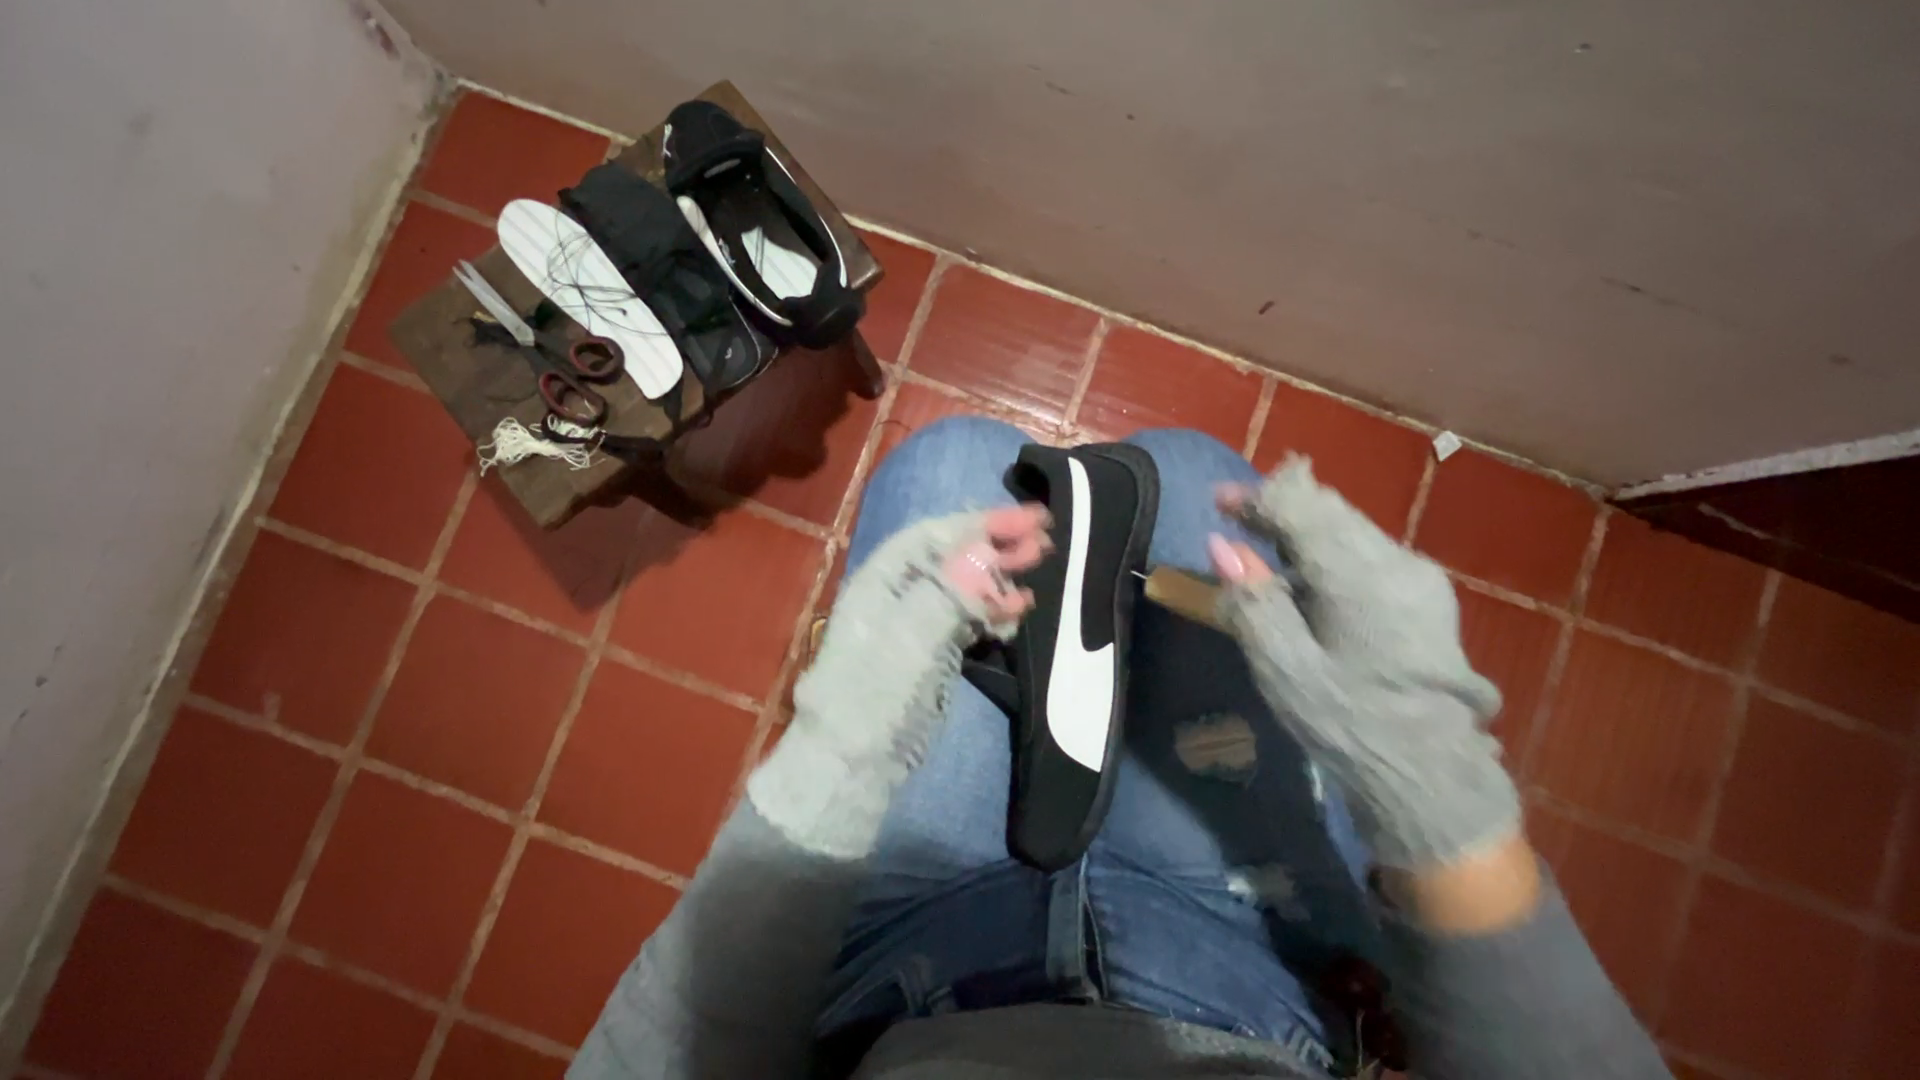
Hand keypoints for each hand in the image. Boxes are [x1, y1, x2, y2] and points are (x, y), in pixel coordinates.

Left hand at [749, 504, 1050, 857]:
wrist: (855, 763)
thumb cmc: (875, 697)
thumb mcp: (910, 641)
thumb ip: (946, 593)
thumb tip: (982, 549)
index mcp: (882, 581)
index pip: (936, 536)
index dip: (982, 522)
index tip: (1029, 517)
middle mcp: (898, 593)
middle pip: (953, 556)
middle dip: (997, 544)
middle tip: (1043, 539)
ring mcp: (916, 622)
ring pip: (965, 584)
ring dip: (1000, 573)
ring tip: (1039, 564)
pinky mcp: (932, 650)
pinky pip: (968, 617)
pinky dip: (993, 609)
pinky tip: (1019, 608)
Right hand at [1207, 456, 1519, 872]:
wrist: (1432, 775)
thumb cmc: (1349, 724)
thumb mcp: (1285, 669)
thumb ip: (1252, 601)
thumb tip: (1221, 546)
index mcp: (1362, 578)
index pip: (1304, 509)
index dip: (1256, 498)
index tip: (1217, 502)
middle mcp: (1398, 562)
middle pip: (1330, 511)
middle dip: (1279, 506)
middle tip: (1232, 516)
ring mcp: (1418, 578)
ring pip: (1350, 528)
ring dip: (1303, 527)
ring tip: (1261, 543)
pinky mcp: (1425, 596)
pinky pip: (1366, 551)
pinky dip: (1327, 549)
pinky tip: (1304, 574)